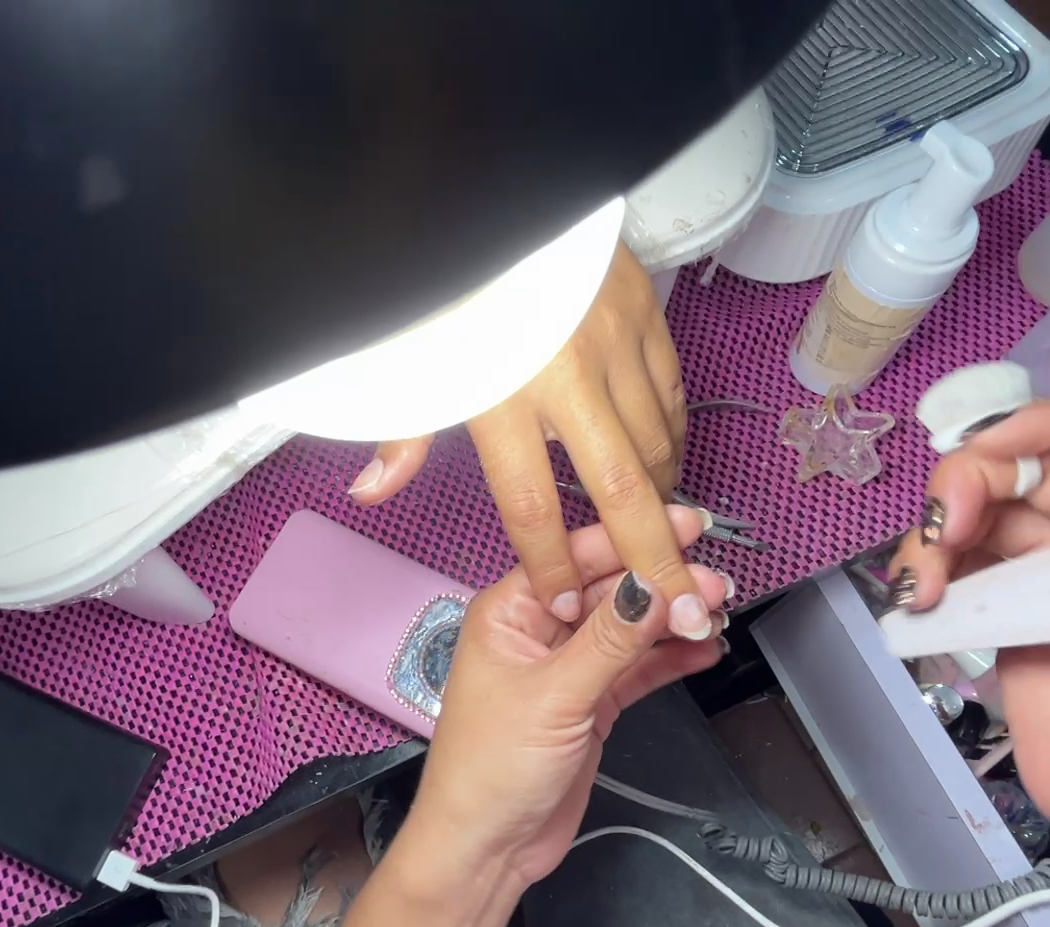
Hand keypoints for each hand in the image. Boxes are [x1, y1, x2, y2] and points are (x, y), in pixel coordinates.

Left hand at [348, 243, 710, 639]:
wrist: (497, 199)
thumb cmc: (454, 291)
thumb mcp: (417, 361)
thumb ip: (402, 433)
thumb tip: (369, 492)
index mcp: (500, 395)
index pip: (529, 503)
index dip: (549, 562)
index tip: (565, 603)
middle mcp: (566, 376)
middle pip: (617, 486)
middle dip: (650, 554)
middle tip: (680, 602)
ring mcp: (615, 343)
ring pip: (655, 442)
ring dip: (661, 493)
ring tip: (661, 528)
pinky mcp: (646, 314)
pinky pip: (673, 393)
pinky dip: (673, 435)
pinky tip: (665, 459)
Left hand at [411, 506, 728, 885]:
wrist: (487, 848)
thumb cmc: (493, 766)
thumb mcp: (554, 696)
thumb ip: (610, 641)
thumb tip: (656, 585)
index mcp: (510, 609)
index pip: (575, 558)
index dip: (629, 540)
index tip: (686, 527)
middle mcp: (539, 628)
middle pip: (609, 591)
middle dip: (660, 586)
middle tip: (714, 586)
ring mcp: (568, 665)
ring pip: (628, 629)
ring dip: (671, 621)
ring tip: (717, 615)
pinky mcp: (590, 700)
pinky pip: (635, 668)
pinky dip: (668, 659)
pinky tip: (703, 649)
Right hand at [890, 401, 1049, 891]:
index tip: (985, 447)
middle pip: (1026, 470)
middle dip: (967, 486)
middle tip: (938, 536)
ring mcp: (1046, 578)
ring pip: (976, 514)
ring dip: (933, 537)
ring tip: (919, 592)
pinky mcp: (1001, 610)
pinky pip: (952, 565)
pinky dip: (922, 574)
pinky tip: (915, 608)